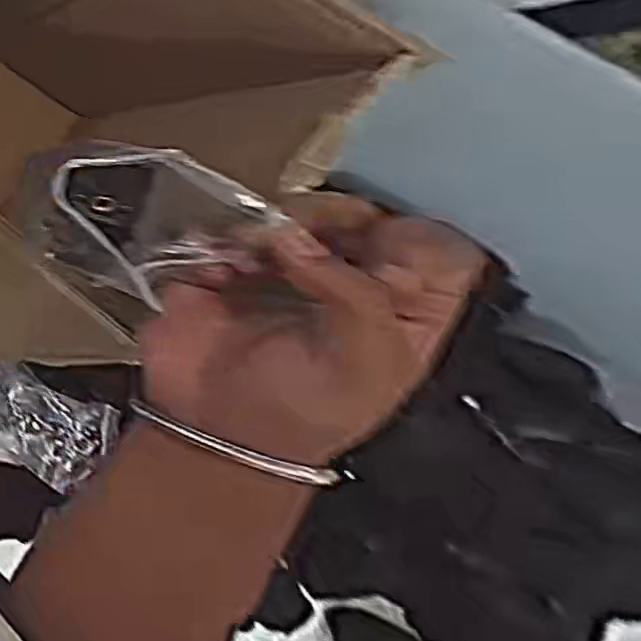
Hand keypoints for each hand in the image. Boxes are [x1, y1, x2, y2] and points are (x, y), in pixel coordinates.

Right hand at [139, 194, 485, 465]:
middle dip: (318, 215)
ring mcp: (272, 274)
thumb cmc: (303, 406)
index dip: (404, 234)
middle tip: (288, 231)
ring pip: (279, 217)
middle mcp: (339, 283)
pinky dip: (213, 240)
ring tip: (242, 255)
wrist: (213, 424)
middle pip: (349, 218)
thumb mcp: (362, 361)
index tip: (366, 244)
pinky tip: (214, 266)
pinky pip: (216, 234)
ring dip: (259, 226)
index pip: (428, 246)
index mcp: (398, 309)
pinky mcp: (215, 271)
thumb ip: (350, 292)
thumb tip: (289, 234)